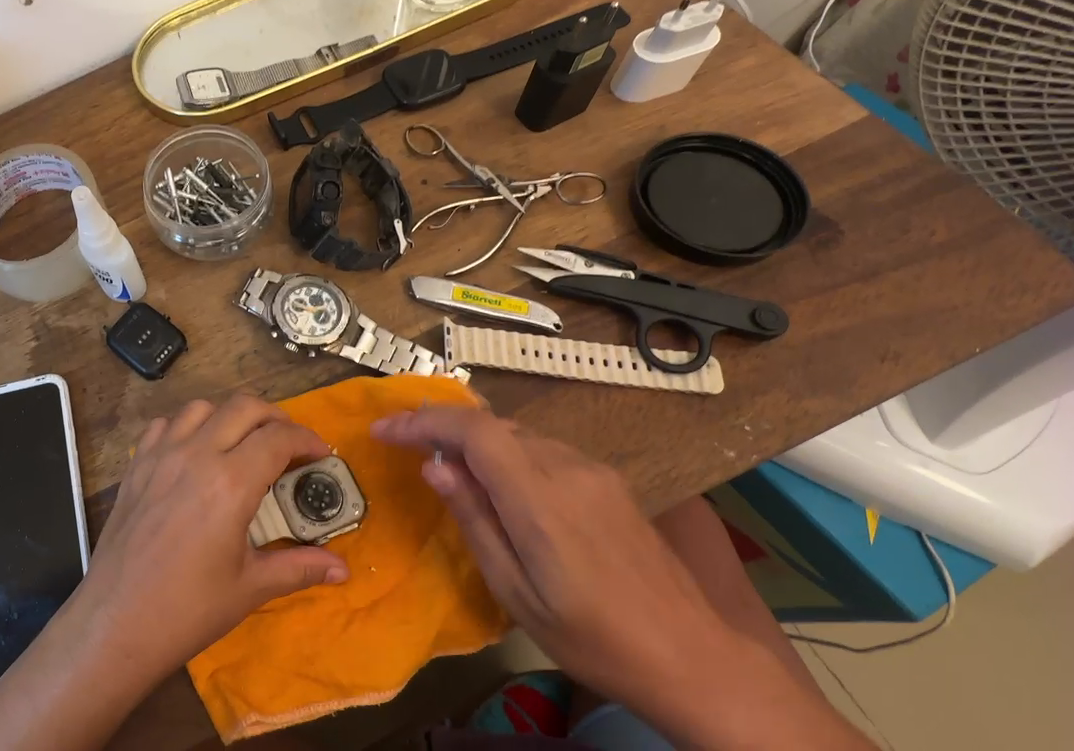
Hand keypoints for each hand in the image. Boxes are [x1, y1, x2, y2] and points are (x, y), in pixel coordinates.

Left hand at [76, 395, 349, 677]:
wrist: (117, 619)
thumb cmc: (189, 608)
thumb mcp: (251, 587)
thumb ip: (299, 567)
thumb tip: (342, 569)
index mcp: (230, 483)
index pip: (278, 438)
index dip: (306, 440)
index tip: (319, 455)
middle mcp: (196, 455)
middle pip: (243, 407)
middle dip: (274, 418)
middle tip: (289, 444)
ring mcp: (160, 455)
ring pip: (202, 407)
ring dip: (229, 416)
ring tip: (243, 443)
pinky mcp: (136, 465)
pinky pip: (164, 425)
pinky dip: (187, 426)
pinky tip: (195, 452)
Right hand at [371, 407, 869, 750]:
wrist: (697, 659)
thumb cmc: (594, 638)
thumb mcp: (517, 592)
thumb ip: (475, 520)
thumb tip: (436, 467)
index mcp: (540, 497)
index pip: (472, 430)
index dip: (422, 421)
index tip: (383, 430)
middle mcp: (569, 469)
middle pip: (493, 425)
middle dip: (442, 426)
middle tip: (401, 442)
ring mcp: (595, 473)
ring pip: (519, 435)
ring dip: (475, 440)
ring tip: (443, 463)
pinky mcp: (611, 484)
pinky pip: (545, 451)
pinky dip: (508, 454)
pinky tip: (498, 483)